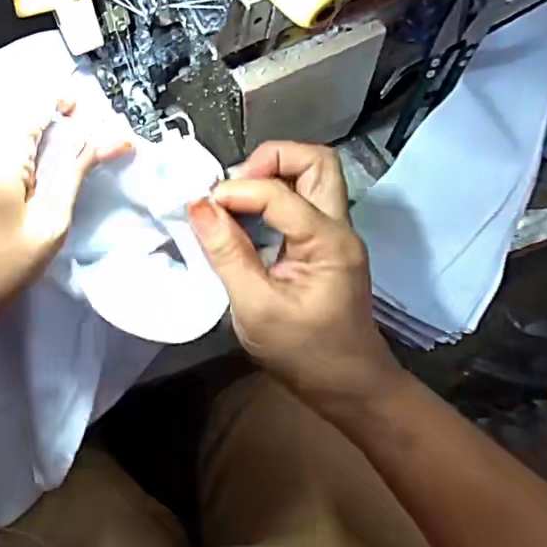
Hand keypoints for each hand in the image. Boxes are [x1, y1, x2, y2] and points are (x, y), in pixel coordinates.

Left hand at [0, 76, 127, 367]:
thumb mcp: (46, 225)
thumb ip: (76, 167)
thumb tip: (115, 134)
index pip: (41, 90)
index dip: (74, 100)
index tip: (92, 126)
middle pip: (14, 82)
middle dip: (49, 98)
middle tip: (70, 136)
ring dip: (23, 104)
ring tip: (42, 145)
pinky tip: (11, 149)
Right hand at [187, 141, 406, 415]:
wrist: (348, 386)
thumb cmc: (304, 353)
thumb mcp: (256, 308)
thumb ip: (228, 254)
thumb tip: (199, 207)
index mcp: (328, 242)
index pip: (280, 193)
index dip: (237, 191)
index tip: (203, 209)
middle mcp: (338, 227)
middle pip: (316, 161)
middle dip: (269, 160)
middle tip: (233, 187)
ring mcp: (334, 234)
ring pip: (312, 175)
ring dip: (272, 175)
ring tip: (234, 200)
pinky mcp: (323, 244)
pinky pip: (301, 199)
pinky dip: (271, 195)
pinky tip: (244, 217)